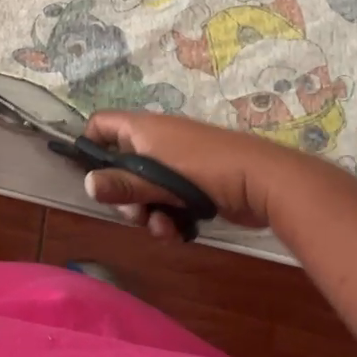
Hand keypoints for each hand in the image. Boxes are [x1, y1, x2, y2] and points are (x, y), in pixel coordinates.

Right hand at [81, 112, 316, 240]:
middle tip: (134, 215)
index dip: (90, 145)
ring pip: (147, 187)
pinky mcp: (199, 183)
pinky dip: (170, 214)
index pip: (101, 124)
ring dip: (149, 212)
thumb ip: (120, 184)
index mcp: (142, 129)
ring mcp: (180, 161)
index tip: (93, 174)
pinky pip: (170, 197)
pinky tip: (179, 232)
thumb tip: (87, 185)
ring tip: (163, 230)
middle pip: (122, 165)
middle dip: (125, 195)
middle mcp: (157, 140)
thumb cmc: (205, 171)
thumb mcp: (156, 179)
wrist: (269, 181)